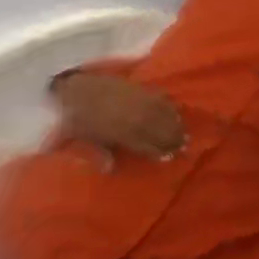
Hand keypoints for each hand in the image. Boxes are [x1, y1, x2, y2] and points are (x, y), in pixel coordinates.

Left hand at [52, 71, 185, 159]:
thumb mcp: (85, 137)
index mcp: (126, 135)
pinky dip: (174, 113)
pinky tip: (175, 117)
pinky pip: (169, 106)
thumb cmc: (78, 116)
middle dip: (176, 143)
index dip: (163, 154)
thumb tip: (110, 170)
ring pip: (173, 122)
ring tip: (182, 134)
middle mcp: (142, 122)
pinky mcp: (150, 94)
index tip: (169, 157)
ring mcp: (148, 107)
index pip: (154, 149)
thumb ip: (101, 153)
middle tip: (180, 147)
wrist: (76, 88)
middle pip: (169, 136)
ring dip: (178, 129)